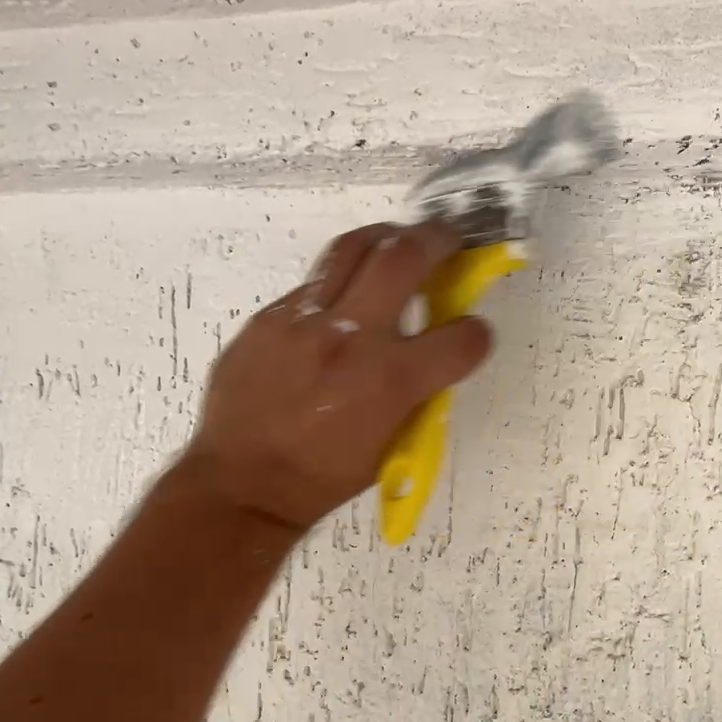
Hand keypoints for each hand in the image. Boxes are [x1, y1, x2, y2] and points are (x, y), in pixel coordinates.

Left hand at [180, 221, 492, 531]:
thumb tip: (430, 353)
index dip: (477, 336)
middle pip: (405, 256)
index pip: (463, 338)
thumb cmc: (329, 475)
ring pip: (353, 248)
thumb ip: (419, 391)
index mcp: (393, 380)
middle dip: (438, 239)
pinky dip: (340, 286)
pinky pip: (313, 285)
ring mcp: (304, 321)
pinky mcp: (268, 319)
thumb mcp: (395, 442)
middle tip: (448, 239)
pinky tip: (341, 305)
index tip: (472, 336)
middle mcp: (352, 338)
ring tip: (398, 242)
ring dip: (387, 238)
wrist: (244, 483)